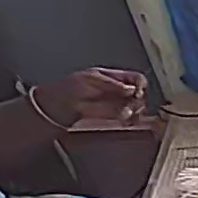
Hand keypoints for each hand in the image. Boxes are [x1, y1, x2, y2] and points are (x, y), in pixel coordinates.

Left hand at [33, 68, 148, 125]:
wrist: (56, 107)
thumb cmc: (67, 89)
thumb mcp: (90, 80)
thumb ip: (112, 84)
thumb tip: (132, 89)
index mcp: (112, 76)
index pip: (135, 78)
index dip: (140, 84)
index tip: (137, 93)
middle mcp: (118, 89)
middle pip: (140, 93)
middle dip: (138, 100)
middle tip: (131, 104)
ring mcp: (118, 103)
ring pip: (138, 106)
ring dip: (135, 111)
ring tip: (125, 114)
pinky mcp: (115, 116)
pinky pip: (131, 118)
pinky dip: (132, 120)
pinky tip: (126, 120)